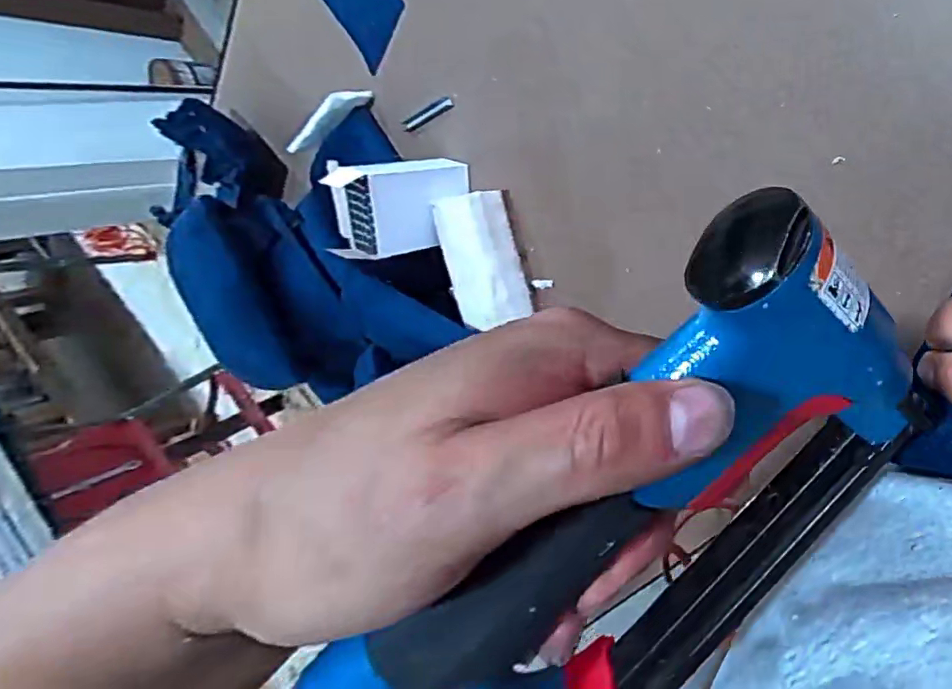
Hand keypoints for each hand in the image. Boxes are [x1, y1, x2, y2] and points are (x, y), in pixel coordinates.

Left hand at [116, 309, 733, 655]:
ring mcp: (536, 401)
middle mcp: (562, 362)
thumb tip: (717, 405)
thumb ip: (596, 445)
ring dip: (598, 545)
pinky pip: (576, 487)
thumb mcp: (475, 490)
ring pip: (617, 472)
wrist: (234, 551)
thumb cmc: (348, 518)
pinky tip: (530, 591)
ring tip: (544, 603)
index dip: (686, 456)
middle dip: (630, 522)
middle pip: (652, 435)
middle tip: (580, 588)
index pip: (680, 381)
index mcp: (568, 348)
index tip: (646, 534)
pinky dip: (568, 544)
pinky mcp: (514, 441)